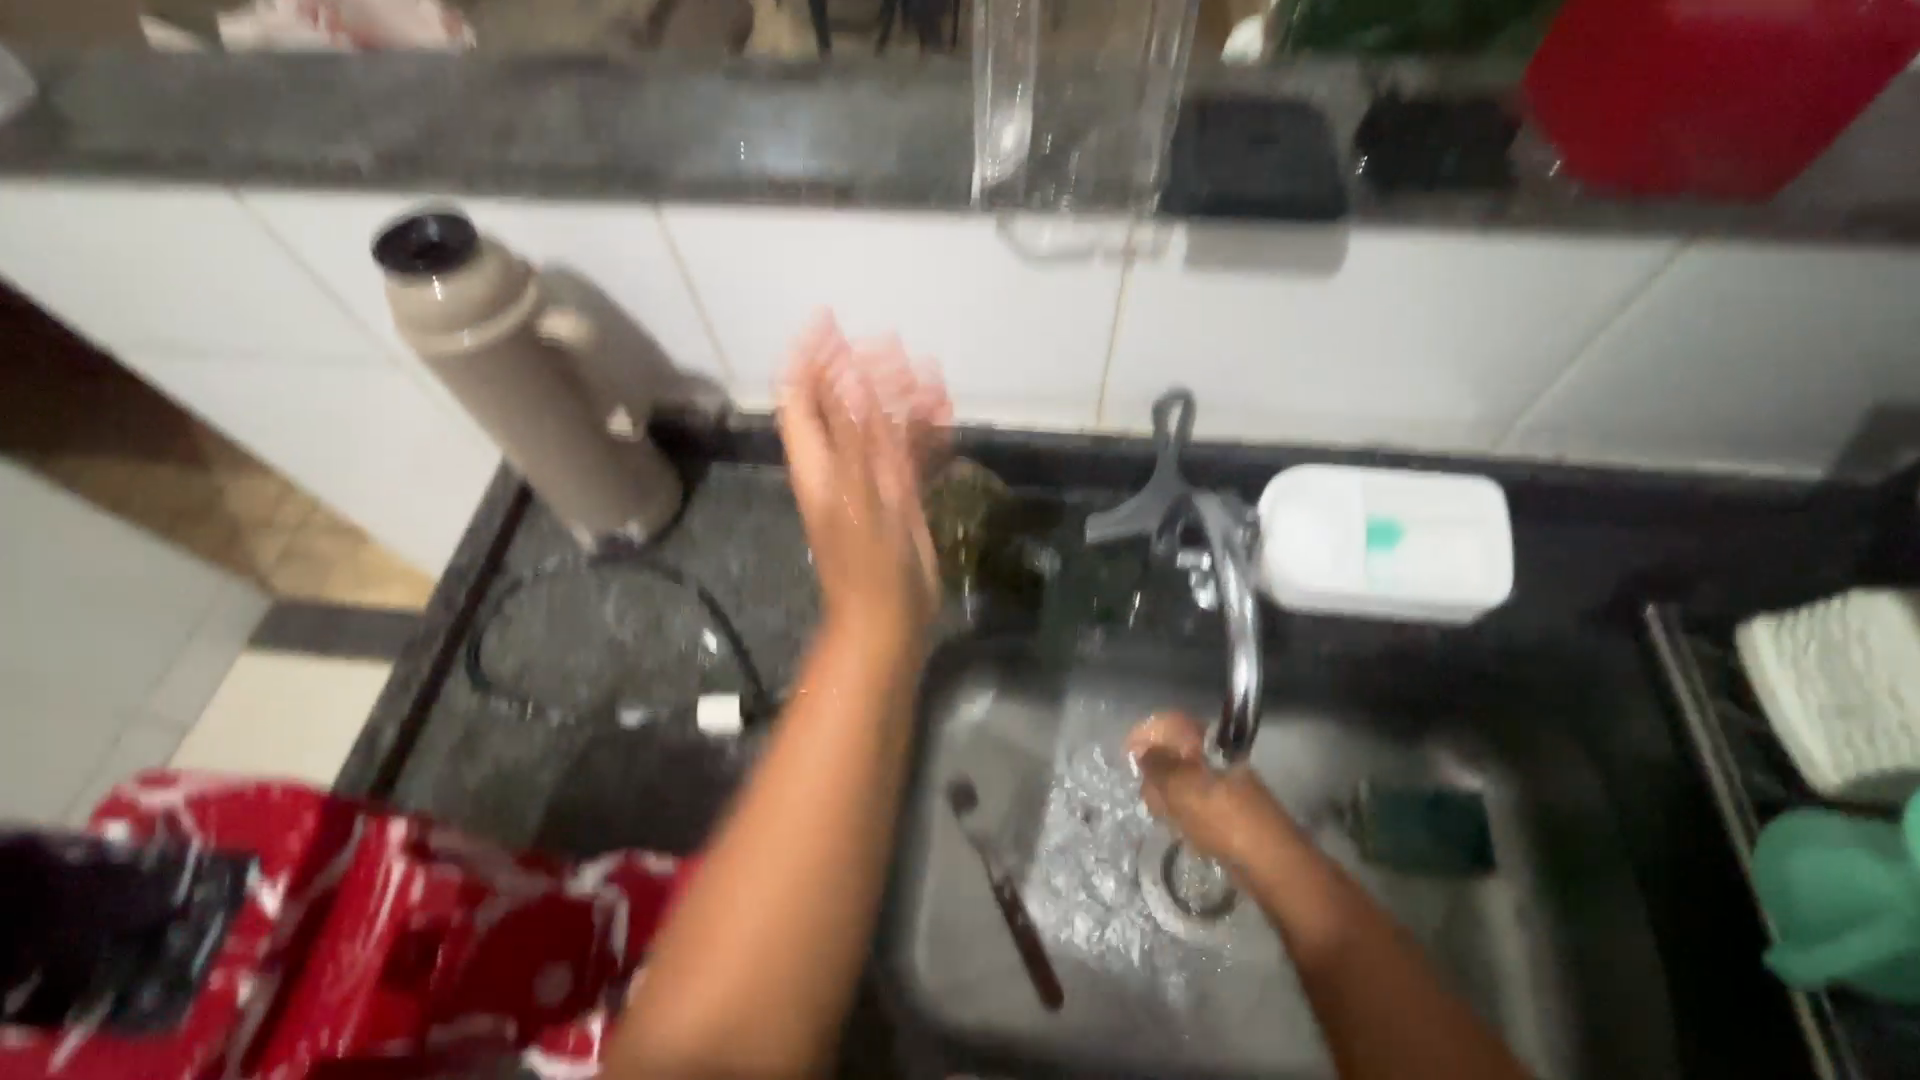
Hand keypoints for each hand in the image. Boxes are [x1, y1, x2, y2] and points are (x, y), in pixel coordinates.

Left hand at [778, 312, 948, 644]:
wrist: (888, 619)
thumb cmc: (867, 565)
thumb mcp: (860, 498)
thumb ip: (856, 437)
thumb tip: (849, 378)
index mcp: (817, 462)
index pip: (800, 396)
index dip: (808, 357)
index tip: (829, 321)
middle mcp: (840, 465)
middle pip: (843, 403)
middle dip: (864, 370)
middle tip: (894, 345)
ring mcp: (870, 481)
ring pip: (881, 425)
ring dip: (902, 398)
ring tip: (931, 373)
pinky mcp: (899, 498)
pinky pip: (909, 453)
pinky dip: (925, 432)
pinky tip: (946, 415)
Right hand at [1127, 711, 1291, 868]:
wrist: (1269, 861)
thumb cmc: (1221, 817)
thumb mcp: (1180, 786)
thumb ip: (1157, 764)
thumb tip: (1142, 751)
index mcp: (1208, 745)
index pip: (1171, 724)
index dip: (1147, 735)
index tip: (1128, 754)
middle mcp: (1217, 760)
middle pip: (1176, 755)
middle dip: (1156, 772)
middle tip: (1148, 795)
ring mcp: (1225, 786)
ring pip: (1184, 783)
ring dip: (1168, 797)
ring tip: (1164, 817)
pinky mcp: (1229, 813)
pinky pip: (1196, 805)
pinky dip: (1183, 814)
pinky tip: (1181, 830)